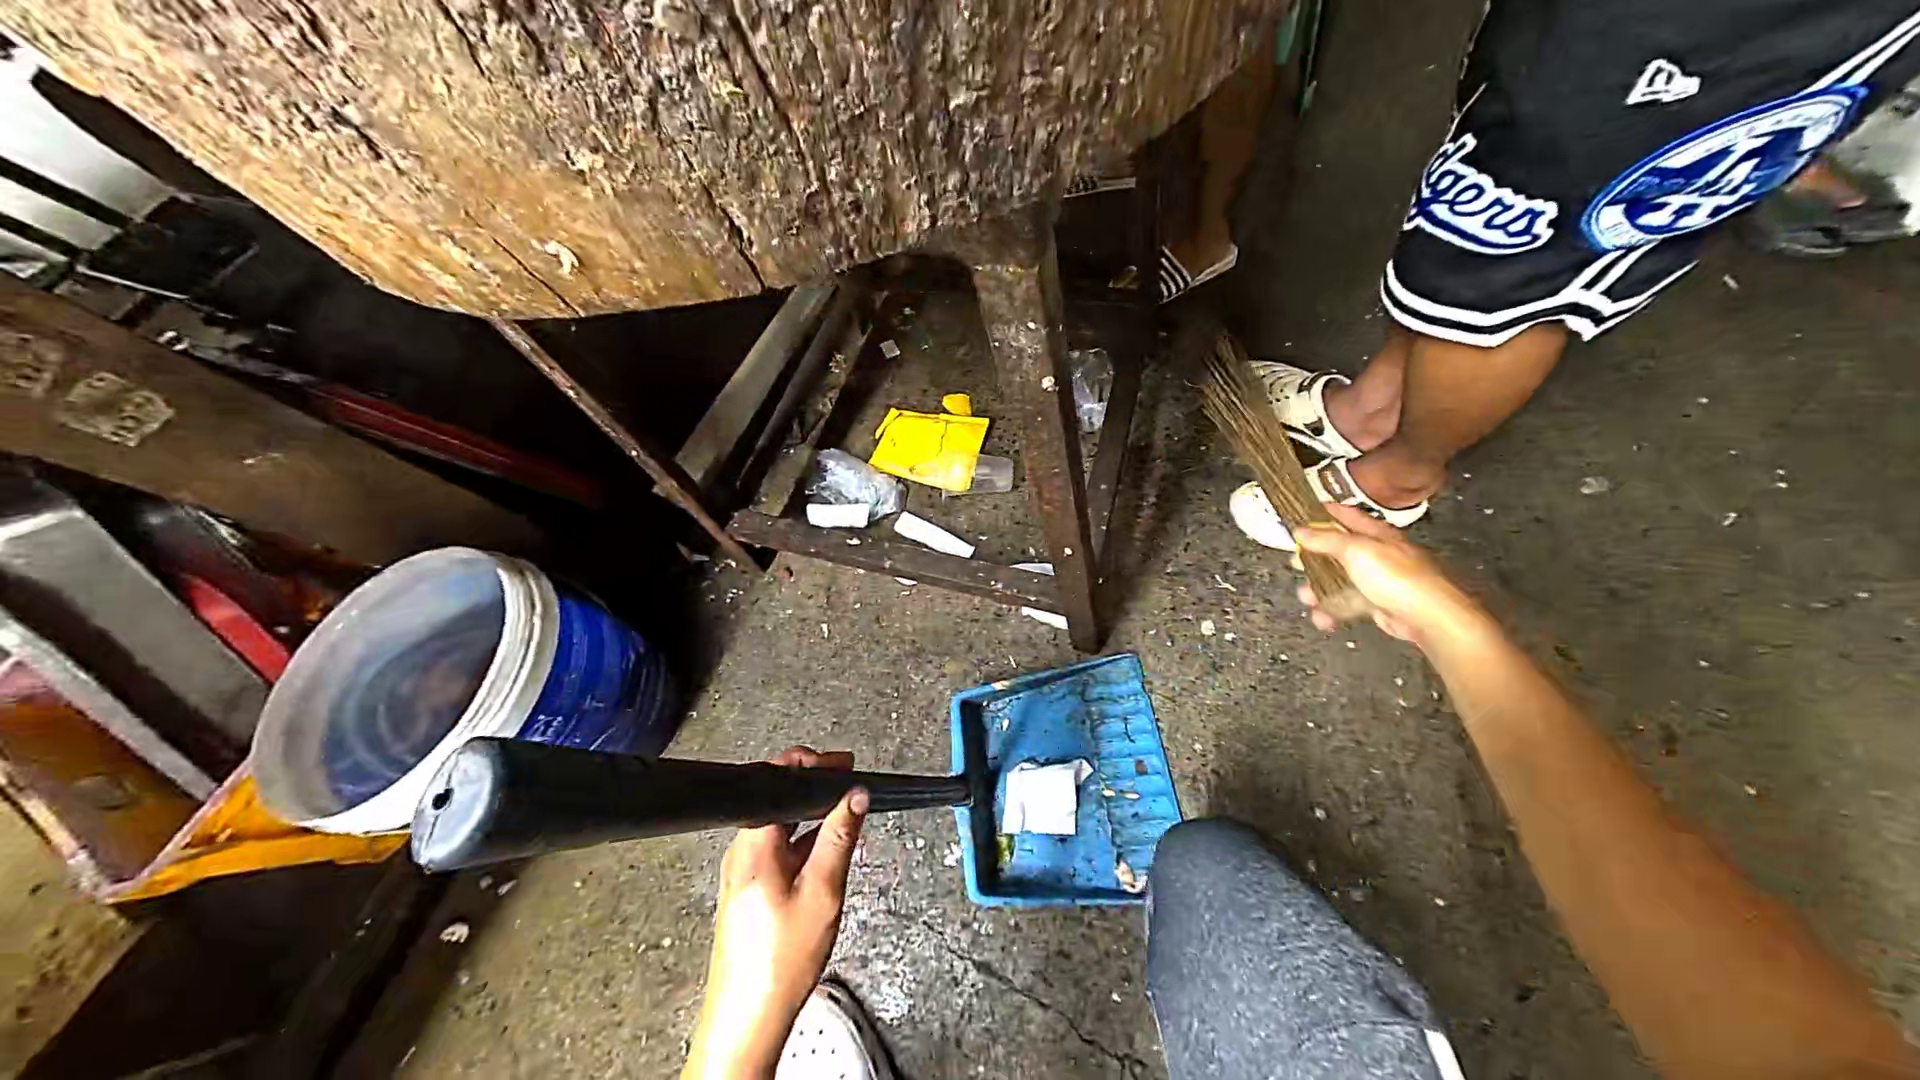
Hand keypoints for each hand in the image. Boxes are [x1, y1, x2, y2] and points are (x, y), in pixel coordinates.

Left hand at [683, 747, 868, 1079]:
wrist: (749, 1018)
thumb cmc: (778, 962)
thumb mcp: (823, 890)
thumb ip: (839, 836)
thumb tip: (856, 796)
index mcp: (753, 843)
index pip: (776, 779)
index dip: (811, 763)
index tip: (841, 764)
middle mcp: (742, 850)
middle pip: (777, 798)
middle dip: (814, 785)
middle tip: (848, 782)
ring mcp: (743, 869)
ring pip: (779, 823)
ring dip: (810, 812)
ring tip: (843, 813)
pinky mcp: (749, 887)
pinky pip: (777, 846)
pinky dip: (803, 837)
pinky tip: (824, 848)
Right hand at [1294, 503, 1491, 647]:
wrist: (1427, 617)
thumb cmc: (1399, 577)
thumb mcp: (1356, 550)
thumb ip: (1326, 539)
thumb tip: (1301, 531)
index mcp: (1376, 534)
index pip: (1346, 516)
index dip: (1324, 513)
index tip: (1302, 514)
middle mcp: (1377, 555)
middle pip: (1338, 551)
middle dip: (1315, 559)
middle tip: (1297, 562)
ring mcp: (1377, 580)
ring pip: (1339, 580)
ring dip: (1319, 590)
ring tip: (1306, 597)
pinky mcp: (1377, 604)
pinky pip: (1347, 604)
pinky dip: (1333, 611)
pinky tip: (1323, 617)